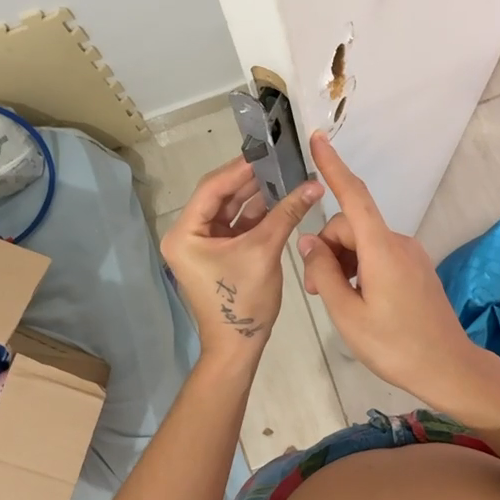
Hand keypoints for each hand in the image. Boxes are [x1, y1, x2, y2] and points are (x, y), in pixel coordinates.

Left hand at [161, 155, 323, 365]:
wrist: (238, 347)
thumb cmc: (243, 300)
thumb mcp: (264, 251)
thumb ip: (287, 213)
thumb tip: (314, 184)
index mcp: (184, 233)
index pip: (212, 189)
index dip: (240, 169)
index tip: (266, 152)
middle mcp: (187, 235)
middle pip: (219, 198)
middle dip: (250, 182)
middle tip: (278, 161)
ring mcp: (201, 246)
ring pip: (230, 211)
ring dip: (255, 197)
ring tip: (284, 178)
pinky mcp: (216, 255)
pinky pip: (236, 227)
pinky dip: (256, 217)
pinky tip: (279, 201)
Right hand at [296, 132, 497, 411]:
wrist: (448, 368)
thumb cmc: (394, 345)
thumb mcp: (347, 313)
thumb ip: (323, 272)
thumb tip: (309, 241)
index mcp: (382, 249)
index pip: (355, 196)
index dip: (334, 167)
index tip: (319, 139)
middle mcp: (398, 243)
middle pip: (350, 227)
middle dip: (327, 249)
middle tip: (315, 290)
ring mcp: (410, 255)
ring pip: (362, 244)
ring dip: (341, 263)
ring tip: (336, 301)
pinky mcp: (415, 269)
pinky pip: (377, 256)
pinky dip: (358, 270)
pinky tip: (356, 300)